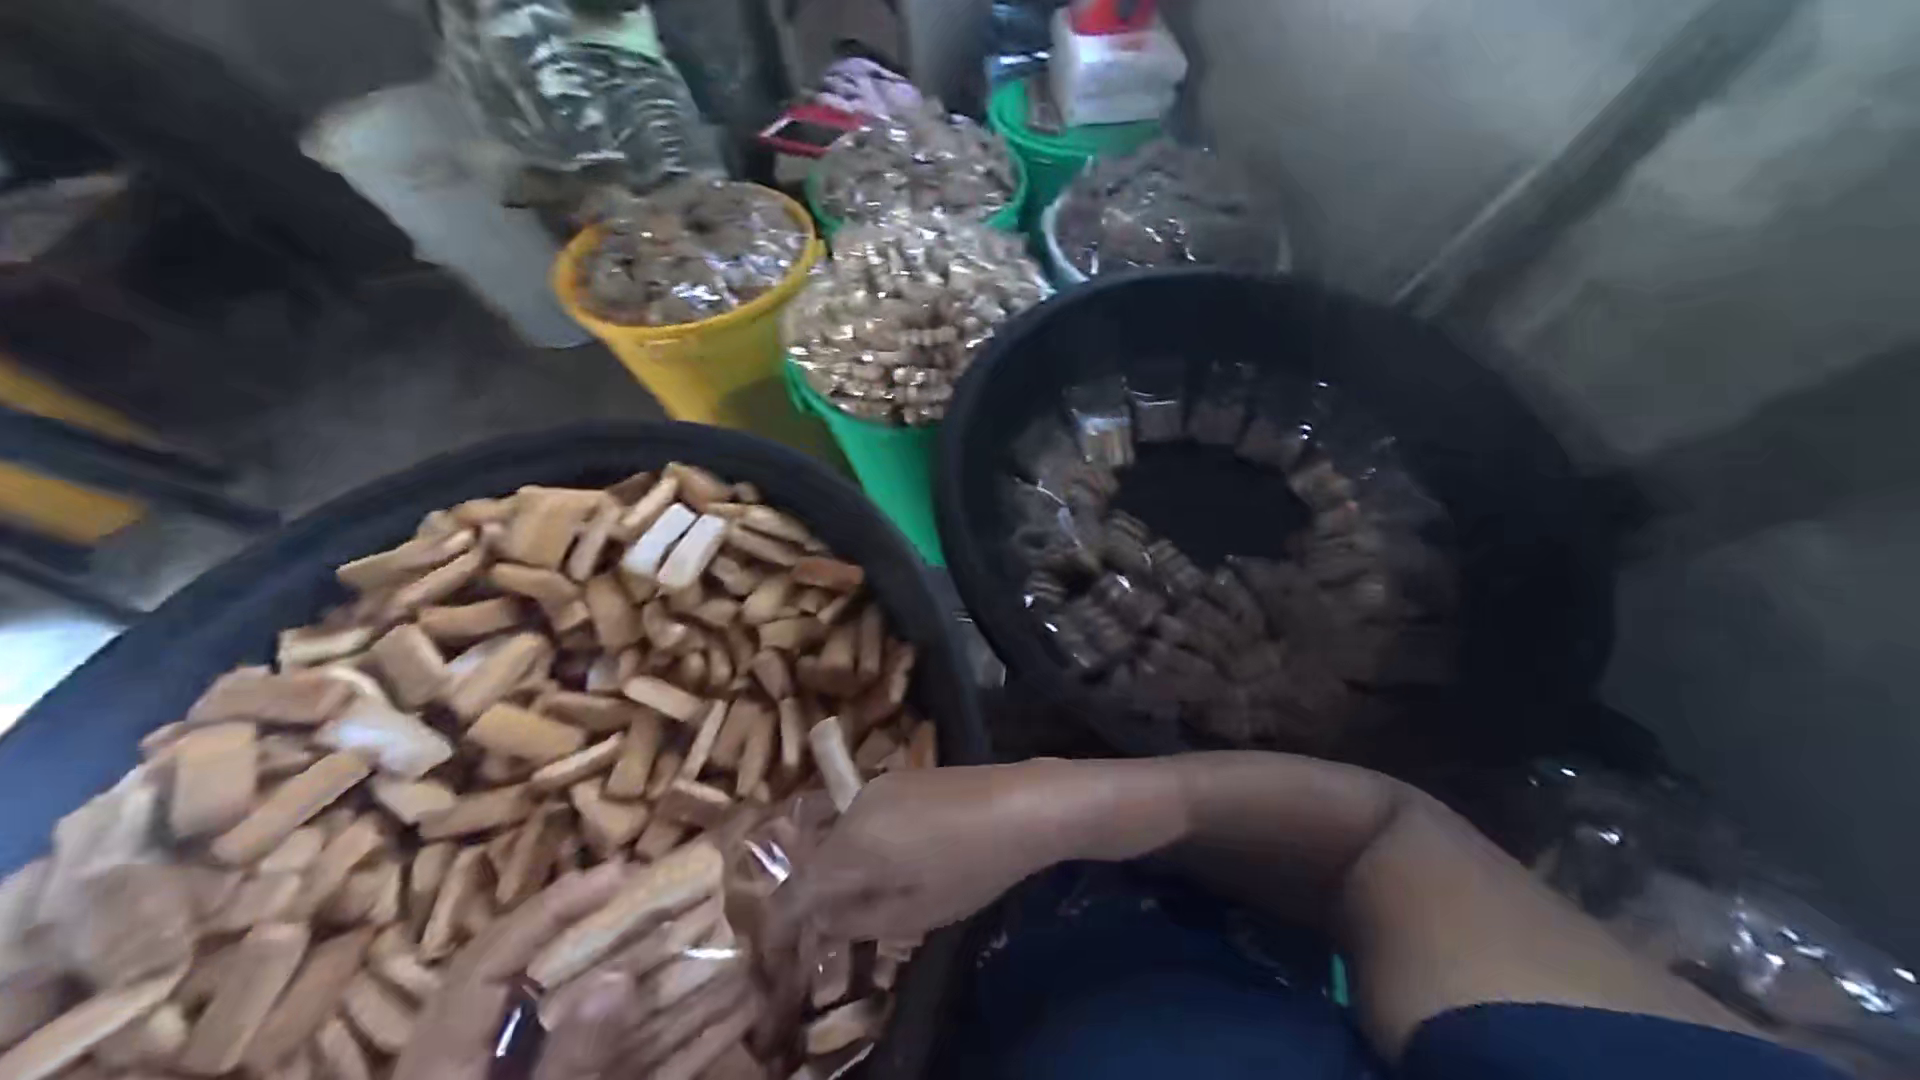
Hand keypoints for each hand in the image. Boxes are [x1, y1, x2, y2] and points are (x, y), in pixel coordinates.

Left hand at [393, 864, 638, 1079]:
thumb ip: (570, 1061)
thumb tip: (619, 975)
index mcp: (436, 1062)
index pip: (490, 961)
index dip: (551, 911)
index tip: (613, 877)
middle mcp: (436, 1054)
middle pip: (490, 959)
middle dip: (552, 914)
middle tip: (613, 881)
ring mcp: (452, 1067)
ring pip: (498, 981)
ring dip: (552, 939)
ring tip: (603, 908)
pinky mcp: (480, 1078)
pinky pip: (508, 1010)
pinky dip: (549, 978)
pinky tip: (585, 969)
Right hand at [773, 760, 1102, 942]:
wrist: (1021, 802)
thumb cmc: (971, 866)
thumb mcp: (916, 913)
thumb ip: (858, 919)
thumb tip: (822, 918)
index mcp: (851, 845)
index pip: (797, 889)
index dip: (786, 922)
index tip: (790, 946)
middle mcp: (853, 807)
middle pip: (819, 858)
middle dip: (823, 893)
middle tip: (850, 923)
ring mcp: (877, 786)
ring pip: (843, 836)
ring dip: (850, 867)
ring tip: (887, 891)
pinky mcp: (900, 776)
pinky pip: (866, 817)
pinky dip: (870, 843)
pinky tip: (907, 856)